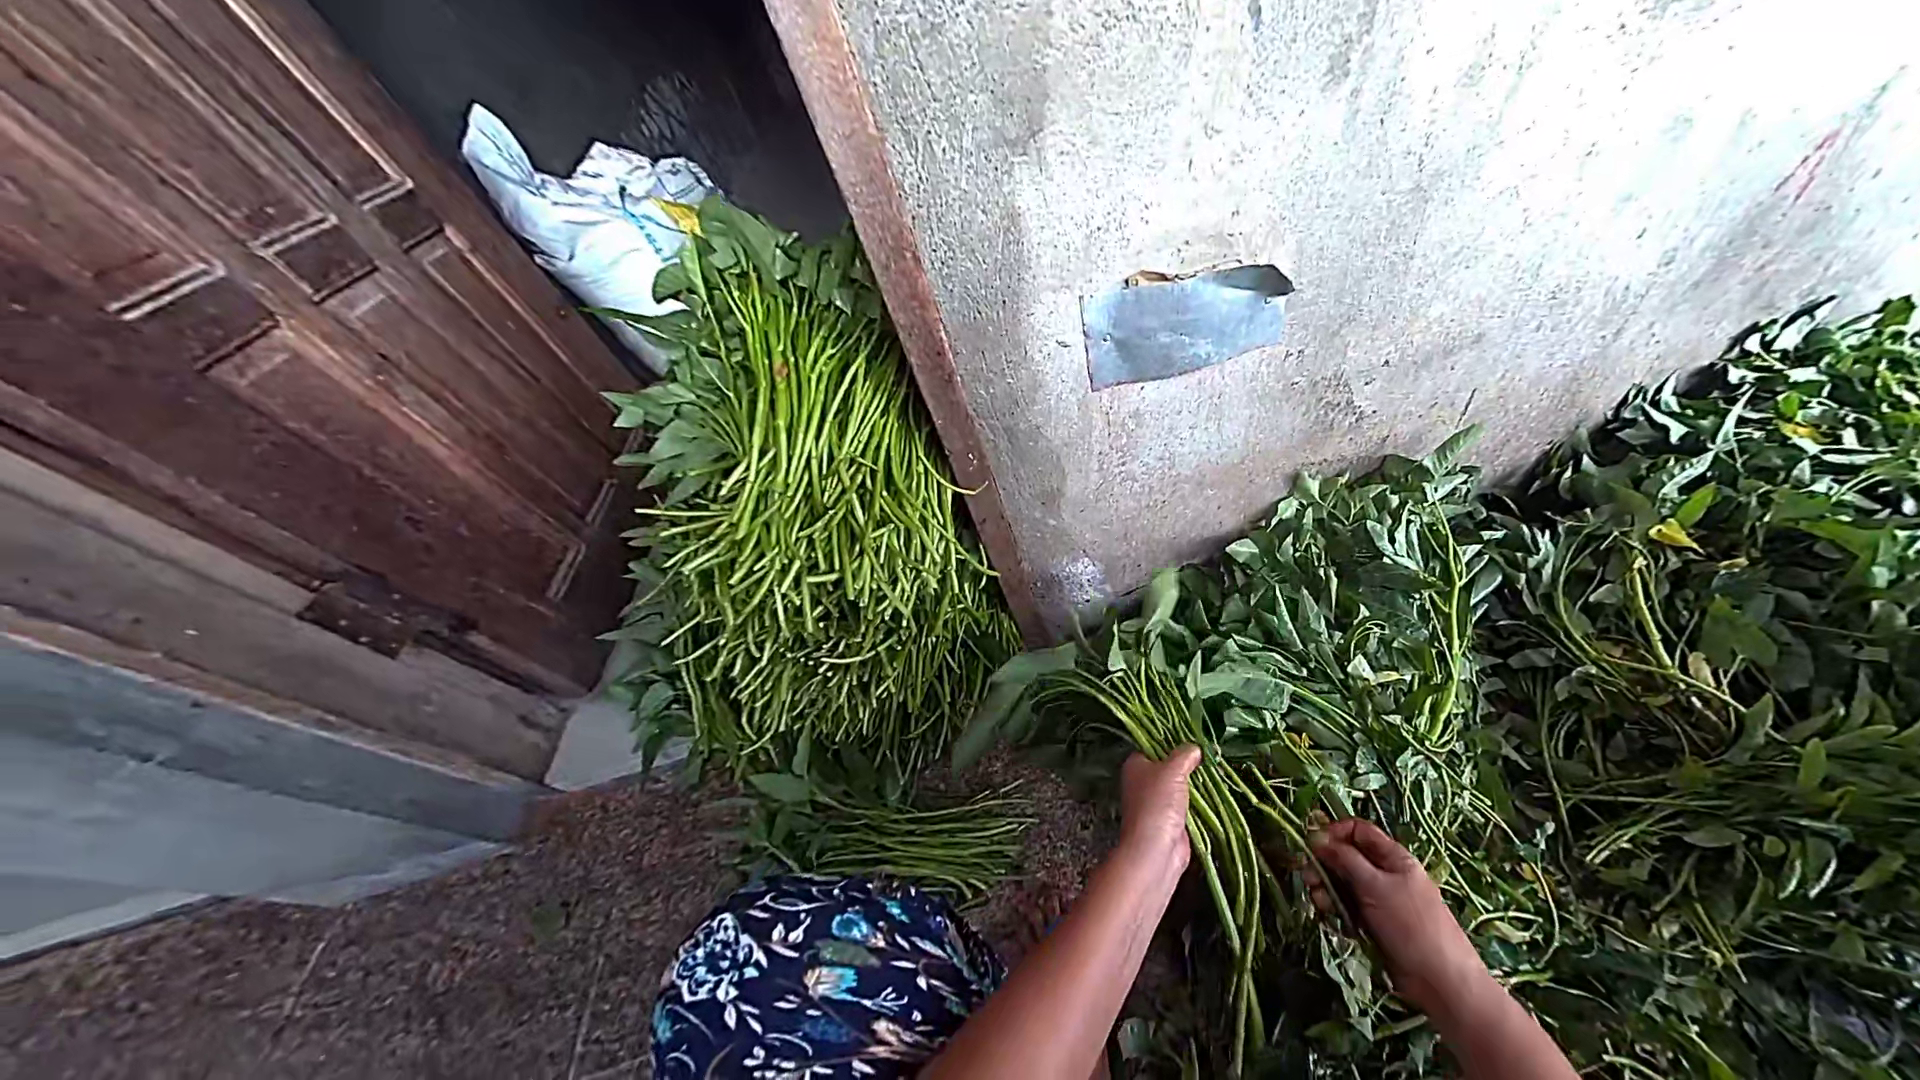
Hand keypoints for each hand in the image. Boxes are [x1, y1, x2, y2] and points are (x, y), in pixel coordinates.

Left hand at [1117, 746, 1200, 869]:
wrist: (1156, 849)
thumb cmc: (1157, 803)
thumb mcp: (1172, 770)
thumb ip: (1184, 755)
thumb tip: (1194, 747)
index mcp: (1135, 764)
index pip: (1153, 745)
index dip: (1172, 742)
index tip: (1193, 739)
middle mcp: (1142, 780)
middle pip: (1167, 765)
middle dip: (1186, 763)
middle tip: (1208, 756)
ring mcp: (1155, 801)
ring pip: (1178, 785)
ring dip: (1194, 783)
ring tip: (1214, 772)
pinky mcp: (1168, 818)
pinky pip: (1185, 803)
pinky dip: (1196, 801)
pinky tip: (1212, 794)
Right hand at [1307, 818, 1489, 1017]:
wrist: (1442, 983)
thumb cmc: (1411, 926)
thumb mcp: (1375, 885)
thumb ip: (1344, 858)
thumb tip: (1316, 837)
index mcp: (1393, 858)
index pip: (1357, 831)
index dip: (1333, 833)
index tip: (1312, 845)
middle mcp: (1385, 874)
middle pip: (1345, 857)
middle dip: (1323, 866)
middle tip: (1308, 879)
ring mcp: (1380, 900)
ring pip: (1342, 883)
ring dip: (1326, 890)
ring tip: (1321, 906)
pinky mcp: (1374, 923)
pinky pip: (1346, 906)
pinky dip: (1335, 910)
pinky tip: (1333, 921)